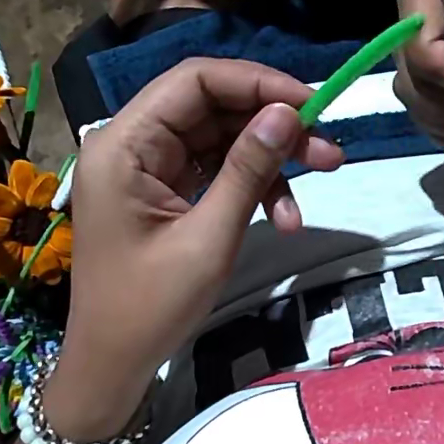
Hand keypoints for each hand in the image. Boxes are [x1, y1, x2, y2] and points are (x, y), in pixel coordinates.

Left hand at [45, 60, 343, 441]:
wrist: (114, 363)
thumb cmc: (151, 306)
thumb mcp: (209, 237)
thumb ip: (248, 170)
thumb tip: (287, 113)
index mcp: (125, 144)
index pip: (195, 81)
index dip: (258, 83)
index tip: (311, 104)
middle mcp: (134, 143)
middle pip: (215, 108)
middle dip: (274, 127)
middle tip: (329, 153)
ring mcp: (150, 168)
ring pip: (222, 139)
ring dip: (272, 163)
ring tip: (316, 189)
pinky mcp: (166, 191)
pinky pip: (217, 171)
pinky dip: (253, 188)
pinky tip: (282, 218)